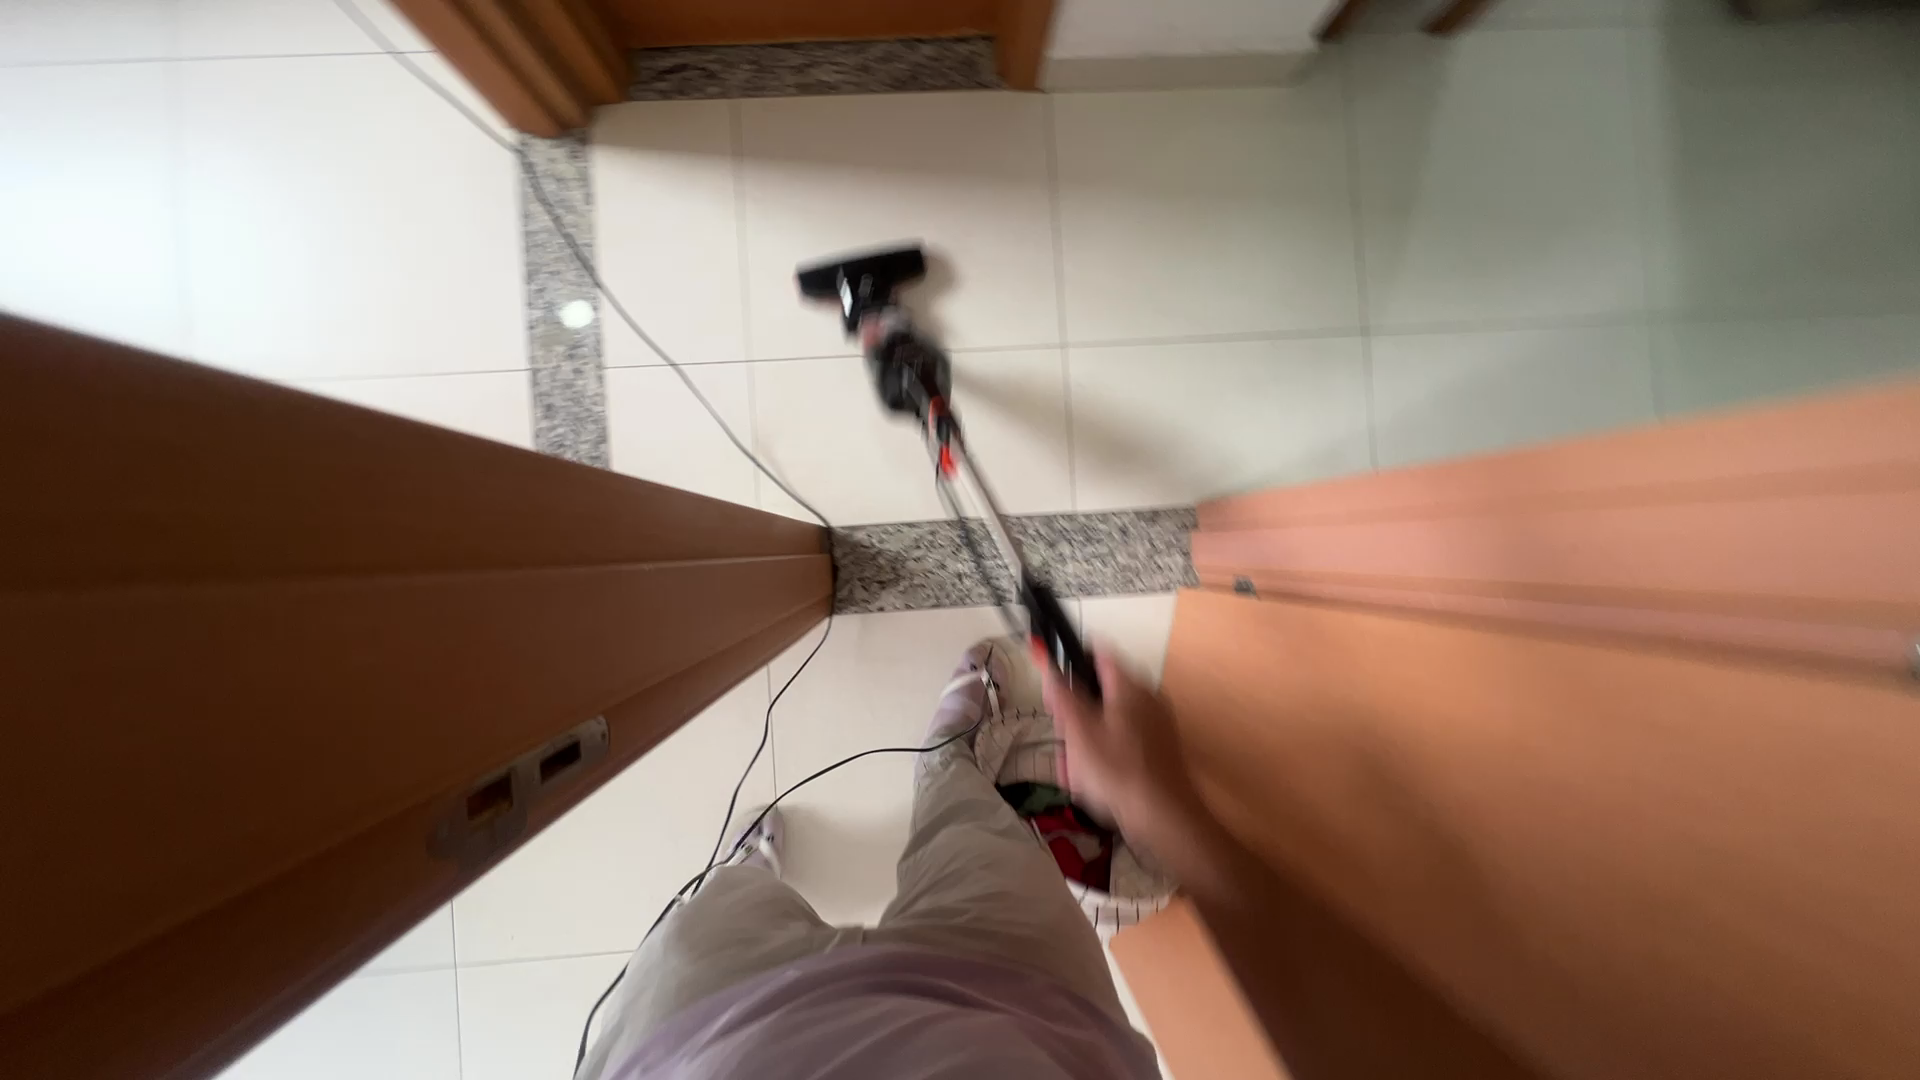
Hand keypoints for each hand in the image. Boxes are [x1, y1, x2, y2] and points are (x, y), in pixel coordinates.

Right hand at [1039, 646, 1202, 846]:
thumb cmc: (1117, 770)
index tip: (1053, 686)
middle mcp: (1146, 697)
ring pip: (1106, 721)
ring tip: (1078, 770)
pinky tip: (1096, 782)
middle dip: (1074, 716)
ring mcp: (1155, 724)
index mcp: (1129, 684)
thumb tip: (1045, 657)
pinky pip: (1121, 742)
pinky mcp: (1158, 750)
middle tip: (1064, 740)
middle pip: (1098, 692)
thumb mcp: (1078, 730)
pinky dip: (1104, 756)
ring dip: (1085, 742)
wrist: (1164, 818)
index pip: (1096, 653)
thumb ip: (1060, 694)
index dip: (1070, 662)